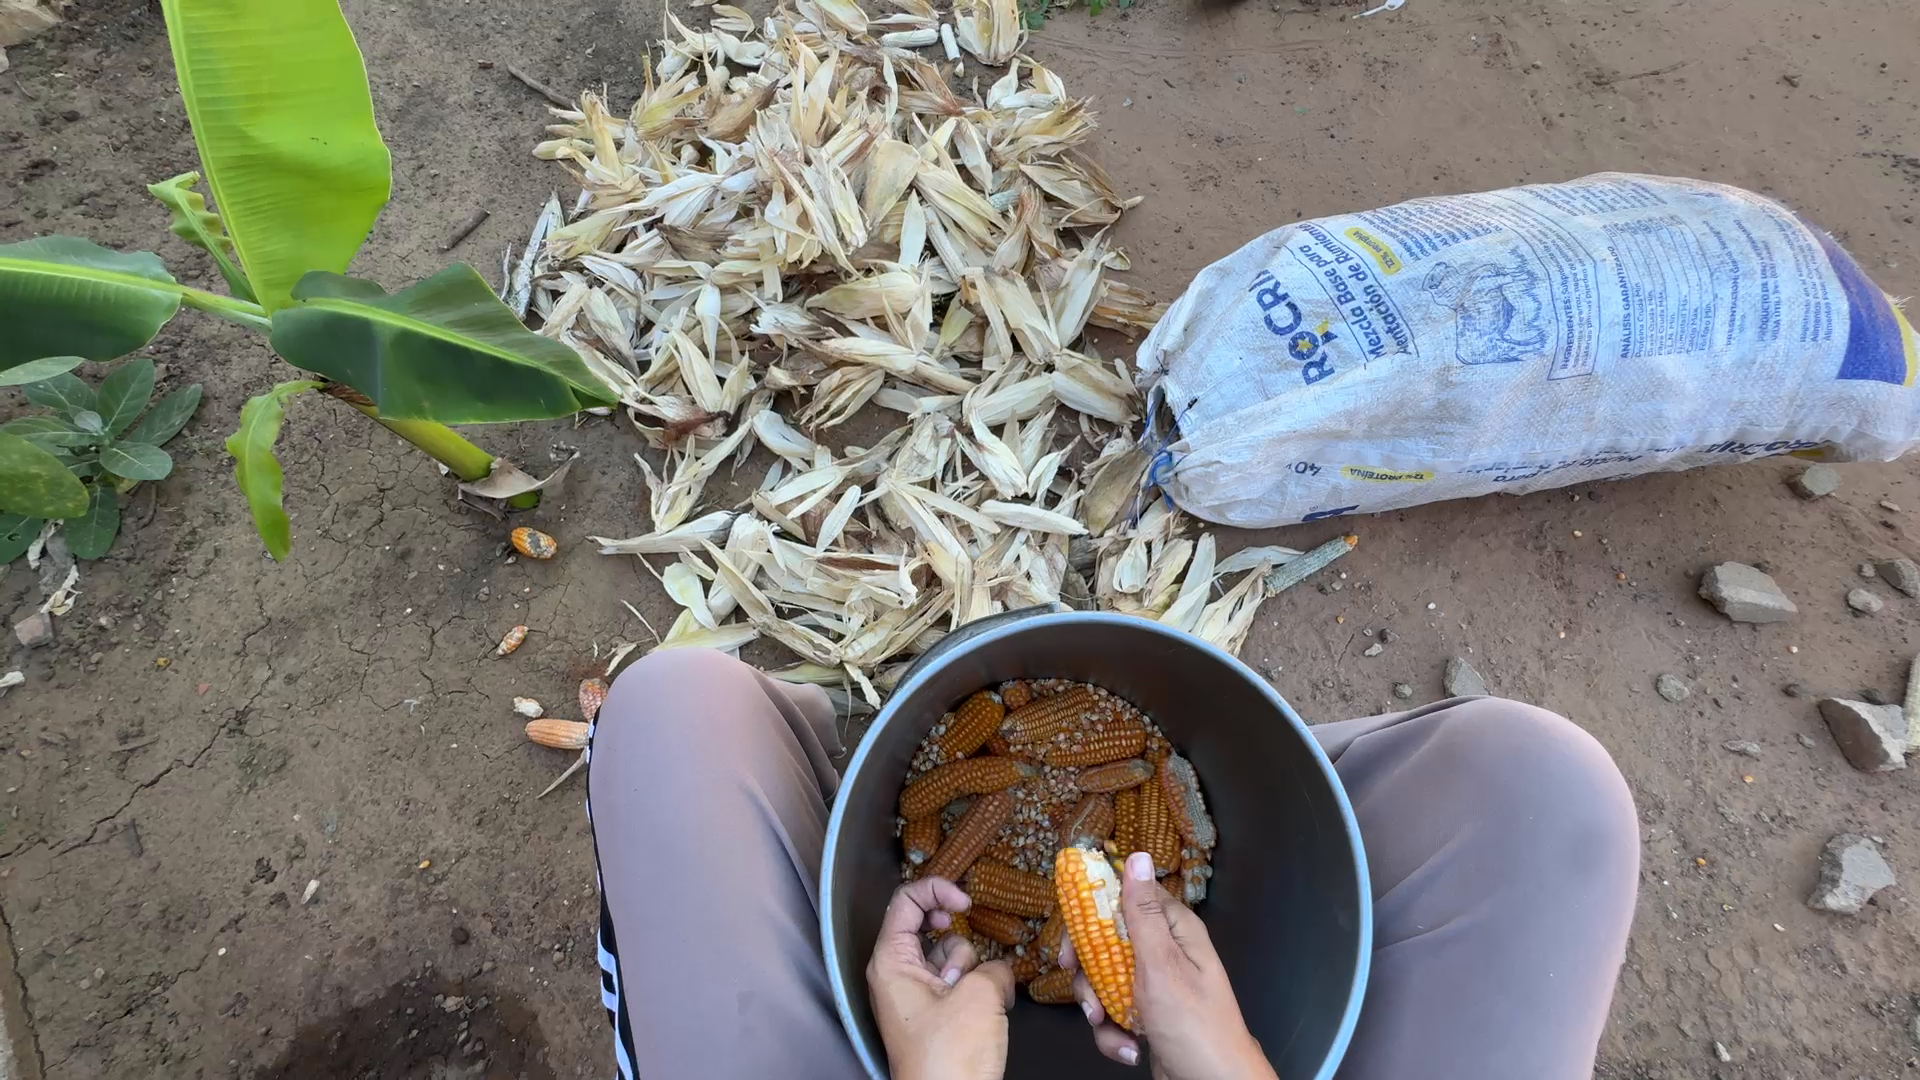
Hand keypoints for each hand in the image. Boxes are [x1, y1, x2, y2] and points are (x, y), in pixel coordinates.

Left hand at [867, 876, 1016, 1079]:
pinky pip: (958, 981)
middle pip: (928, 925)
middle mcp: (897, 973)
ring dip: (971, 966)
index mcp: (890, 960)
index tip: (966, 904)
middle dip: (956, 936)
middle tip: (968, 954)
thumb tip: (1000, 970)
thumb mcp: (979, 995)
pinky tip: (988, 1009)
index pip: (906, 899)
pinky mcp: (935, 1016)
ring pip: (949, 953)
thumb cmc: (952, 1054)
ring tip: (976, 1000)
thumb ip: (993, 965)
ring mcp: (916, 995)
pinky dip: (977, 986)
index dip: (937, 889)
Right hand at [1059, 852, 1276, 1079]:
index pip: (1126, 896)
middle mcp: (1164, 950)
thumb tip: (1137, 856)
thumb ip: (1143, 911)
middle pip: (1107, 938)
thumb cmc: (1194, 1025)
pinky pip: (1115, 1011)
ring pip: (1105, 977)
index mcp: (1173, 928)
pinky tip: (1127, 1048)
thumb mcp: (1162, 963)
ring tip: (1104, 1024)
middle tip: (1073, 978)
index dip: (1093, 907)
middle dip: (1088, 964)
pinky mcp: (1147, 1015)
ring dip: (1097, 1003)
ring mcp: (1154, 985)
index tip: (1071, 929)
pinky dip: (1113, 1031)